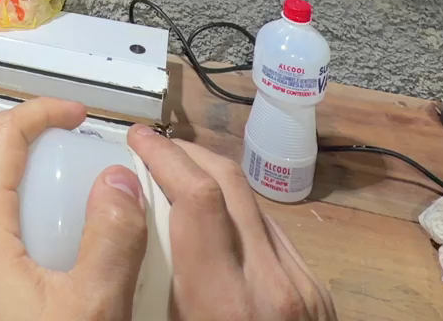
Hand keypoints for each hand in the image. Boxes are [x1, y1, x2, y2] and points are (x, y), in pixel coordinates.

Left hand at [0, 98, 148, 320]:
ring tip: (71, 193)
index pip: (5, 133)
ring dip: (26, 178)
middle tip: (82, 151)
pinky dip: (16, 212)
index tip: (82, 114)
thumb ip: (111, 236)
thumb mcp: (90, 309)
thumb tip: (119, 177)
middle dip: (38, 143)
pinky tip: (50, 243)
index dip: (45, 111)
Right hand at [127, 125, 335, 320]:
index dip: (164, 154)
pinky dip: (237, 209)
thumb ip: (149, 282)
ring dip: (211, 176)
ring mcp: (306, 289)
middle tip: (151, 148)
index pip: (199, 196)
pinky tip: (215, 222)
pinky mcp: (321, 295)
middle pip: (229, 181)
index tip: (136, 137)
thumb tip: (122, 223)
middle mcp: (274, 285)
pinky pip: (271, 230)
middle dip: (185, 152)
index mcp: (226, 304)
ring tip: (177, 177)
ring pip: (253, 201)